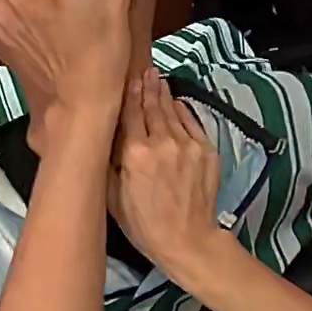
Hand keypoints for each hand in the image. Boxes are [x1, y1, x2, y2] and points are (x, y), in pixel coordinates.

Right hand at [109, 70, 230, 276]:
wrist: (188, 240)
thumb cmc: (144, 224)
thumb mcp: (113, 197)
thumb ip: (108, 162)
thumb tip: (104, 136)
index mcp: (135, 153)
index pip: (128, 114)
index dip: (127, 94)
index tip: (125, 78)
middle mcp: (162, 142)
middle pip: (152, 107)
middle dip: (147, 88)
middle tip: (144, 70)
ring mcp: (188, 145)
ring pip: (172, 112)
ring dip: (163, 94)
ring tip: (157, 79)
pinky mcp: (207, 150)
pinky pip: (192, 123)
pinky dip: (182, 110)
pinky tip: (176, 102)